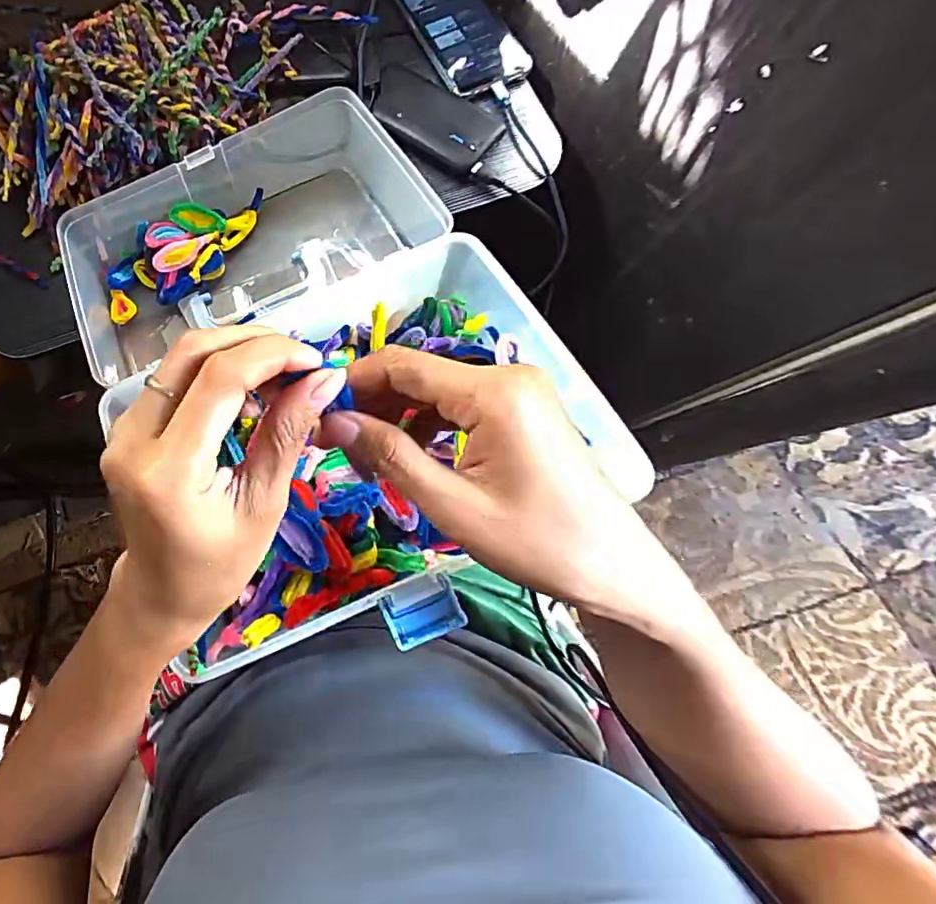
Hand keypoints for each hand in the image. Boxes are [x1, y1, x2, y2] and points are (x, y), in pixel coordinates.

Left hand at [101, 328, 347, 643]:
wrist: (157, 593)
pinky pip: (172, 378)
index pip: (218, 379)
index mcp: (168, 470)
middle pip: (192, 352)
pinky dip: (214, 369)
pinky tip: (249, 386)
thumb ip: (287, 435)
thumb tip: (323, 379)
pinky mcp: (124, 426)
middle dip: (253, 341)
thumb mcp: (262, 506)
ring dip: (234, 350)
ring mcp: (121, 430)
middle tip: (299, 358)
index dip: (272, 356)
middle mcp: (132, 439)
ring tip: (280, 371)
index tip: (314, 360)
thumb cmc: (216, 567)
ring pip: (180, 357)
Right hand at [314, 347, 699, 627]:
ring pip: (436, 390)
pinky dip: (427, 425)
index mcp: (494, 392)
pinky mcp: (522, 409)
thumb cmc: (540, 544)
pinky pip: (460, 404)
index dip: (353, 381)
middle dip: (372, 403)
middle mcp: (507, 376)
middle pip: (418, 374)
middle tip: (336, 441)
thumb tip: (335, 421)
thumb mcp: (454, 506)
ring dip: (397, 416)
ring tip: (368, 454)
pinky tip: (408, 453)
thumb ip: (390, 456)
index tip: (319, 410)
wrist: (617, 570)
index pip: (402, 364)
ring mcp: (519, 391)